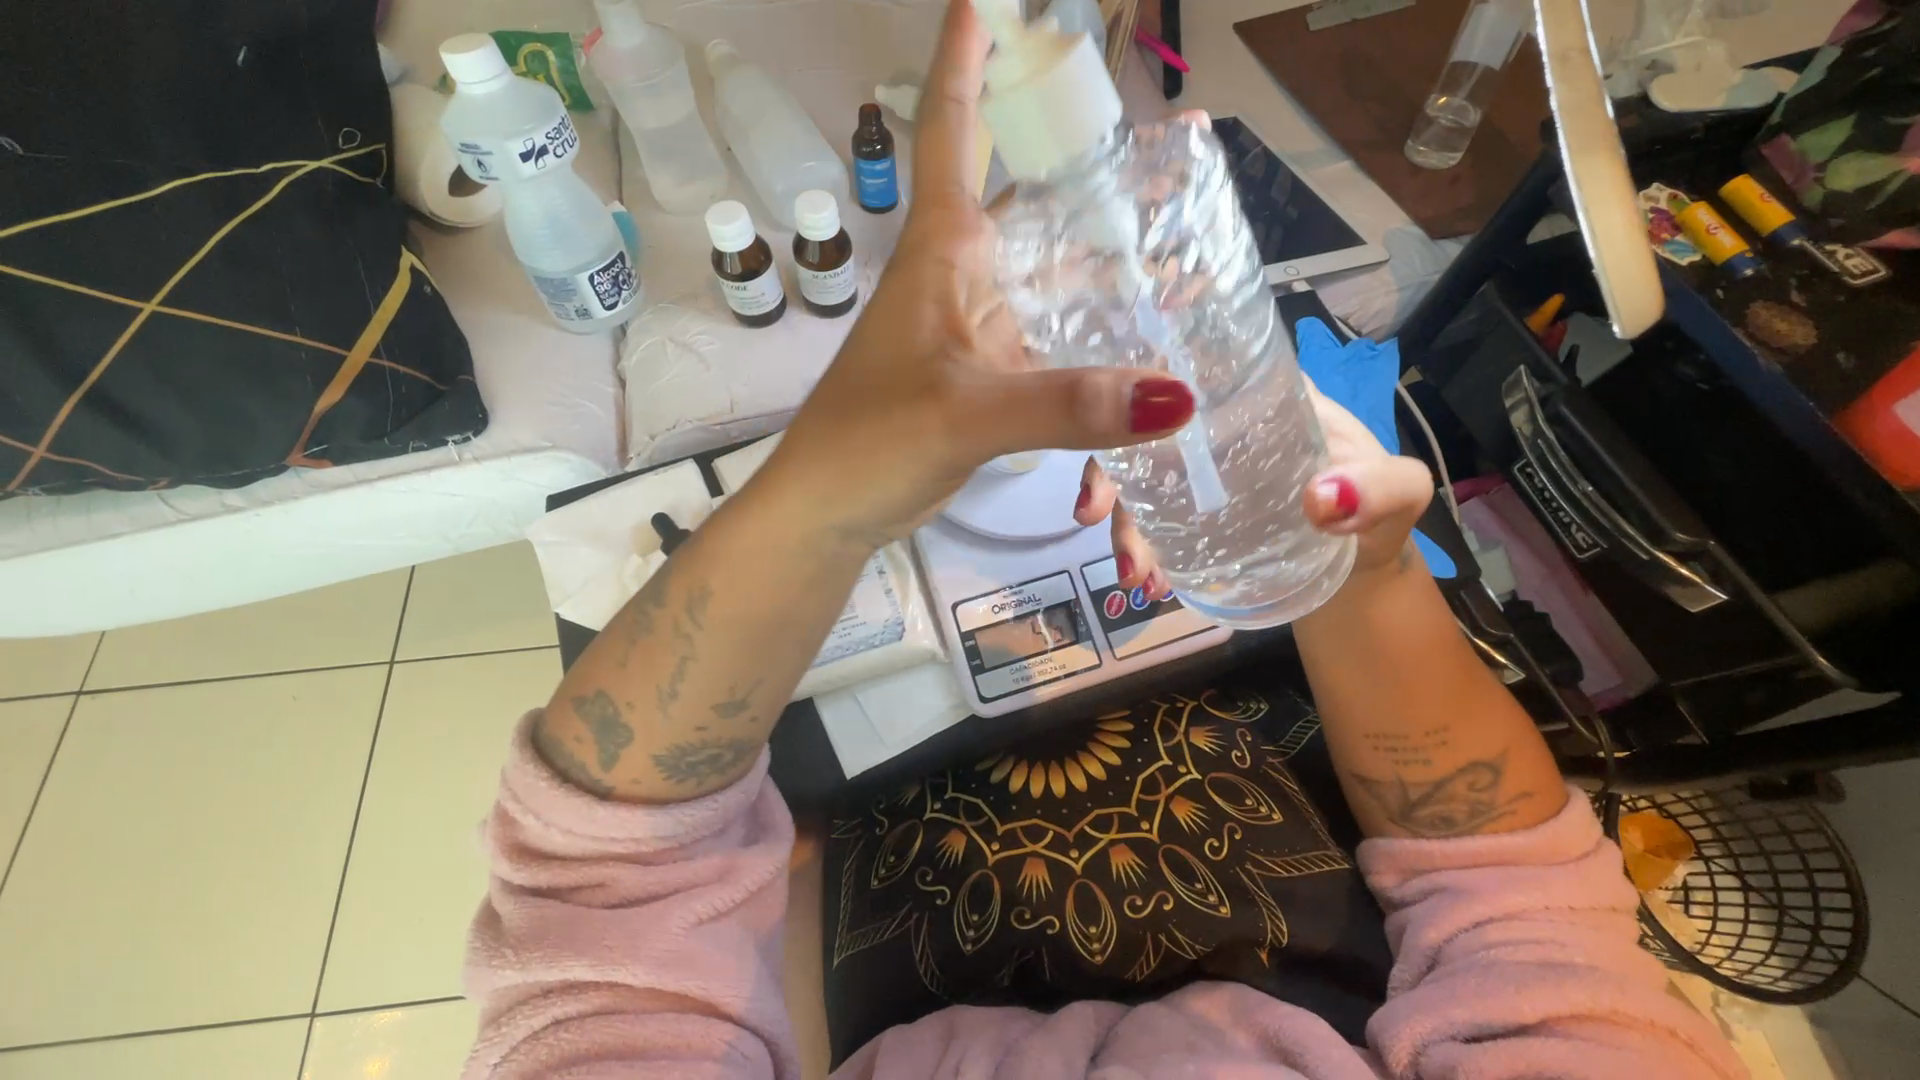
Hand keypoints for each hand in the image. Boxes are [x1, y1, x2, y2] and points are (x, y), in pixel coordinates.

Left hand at [764, 0, 1195, 550]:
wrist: (827, 514)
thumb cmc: (870, 443)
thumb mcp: (967, 414)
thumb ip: (1068, 404)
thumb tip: (1179, 397)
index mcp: (942, 255)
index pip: (952, 133)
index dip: (966, 62)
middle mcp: (961, 282)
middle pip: (1030, 208)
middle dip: (1087, 183)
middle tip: (1165, 167)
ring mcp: (976, 335)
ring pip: (1050, 290)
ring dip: (1105, 281)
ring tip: (1181, 268)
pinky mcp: (986, 386)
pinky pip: (1052, 359)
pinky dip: (1090, 371)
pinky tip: (1131, 391)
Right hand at [1076, 382, 1434, 594]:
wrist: (1354, 572)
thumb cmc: (1376, 513)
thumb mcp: (1399, 494)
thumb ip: (1380, 490)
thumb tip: (1320, 499)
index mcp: (1265, 394)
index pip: (1195, 361)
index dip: (1141, 371)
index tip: (1110, 408)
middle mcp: (1219, 424)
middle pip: (1144, 423)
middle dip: (1111, 466)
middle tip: (1097, 516)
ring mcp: (1197, 470)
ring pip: (1138, 477)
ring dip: (1122, 522)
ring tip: (1136, 573)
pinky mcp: (1187, 511)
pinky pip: (1147, 518)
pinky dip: (1137, 547)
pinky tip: (1144, 578)